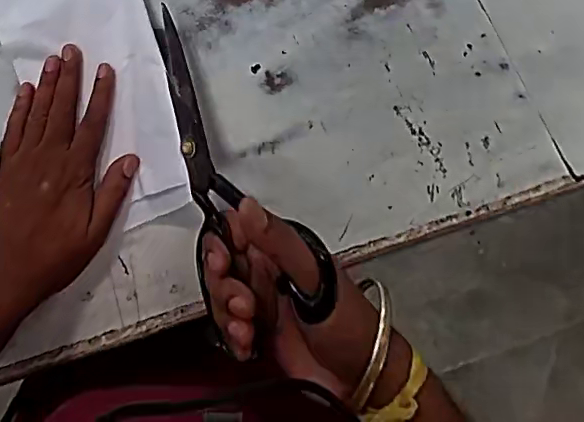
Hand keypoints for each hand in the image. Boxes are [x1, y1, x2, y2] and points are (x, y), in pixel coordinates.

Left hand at [0, 45, 137, 313]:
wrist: (4, 275)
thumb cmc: (55, 256)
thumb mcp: (94, 233)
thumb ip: (112, 194)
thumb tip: (131, 158)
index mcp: (74, 171)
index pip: (91, 124)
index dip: (100, 95)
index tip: (105, 69)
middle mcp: (49, 158)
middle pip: (62, 109)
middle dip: (69, 77)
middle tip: (72, 49)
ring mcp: (24, 160)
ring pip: (38, 113)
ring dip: (46, 84)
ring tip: (52, 59)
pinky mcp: (6, 167)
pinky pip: (13, 130)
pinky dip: (19, 108)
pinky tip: (25, 90)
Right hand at [203, 233, 347, 394]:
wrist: (363, 378)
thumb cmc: (350, 321)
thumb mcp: (314, 273)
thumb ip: (278, 239)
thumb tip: (248, 207)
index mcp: (279, 247)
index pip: (234, 229)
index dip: (220, 241)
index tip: (222, 260)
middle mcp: (267, 271)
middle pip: (221, 264)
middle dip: (221, 283)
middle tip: (241, 300)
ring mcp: (262, 302)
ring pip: (221, 297)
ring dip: (226, 313)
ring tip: (248, 325)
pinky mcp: (259, 333)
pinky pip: (229, 330)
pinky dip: (233, 338)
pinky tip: (248, 343)